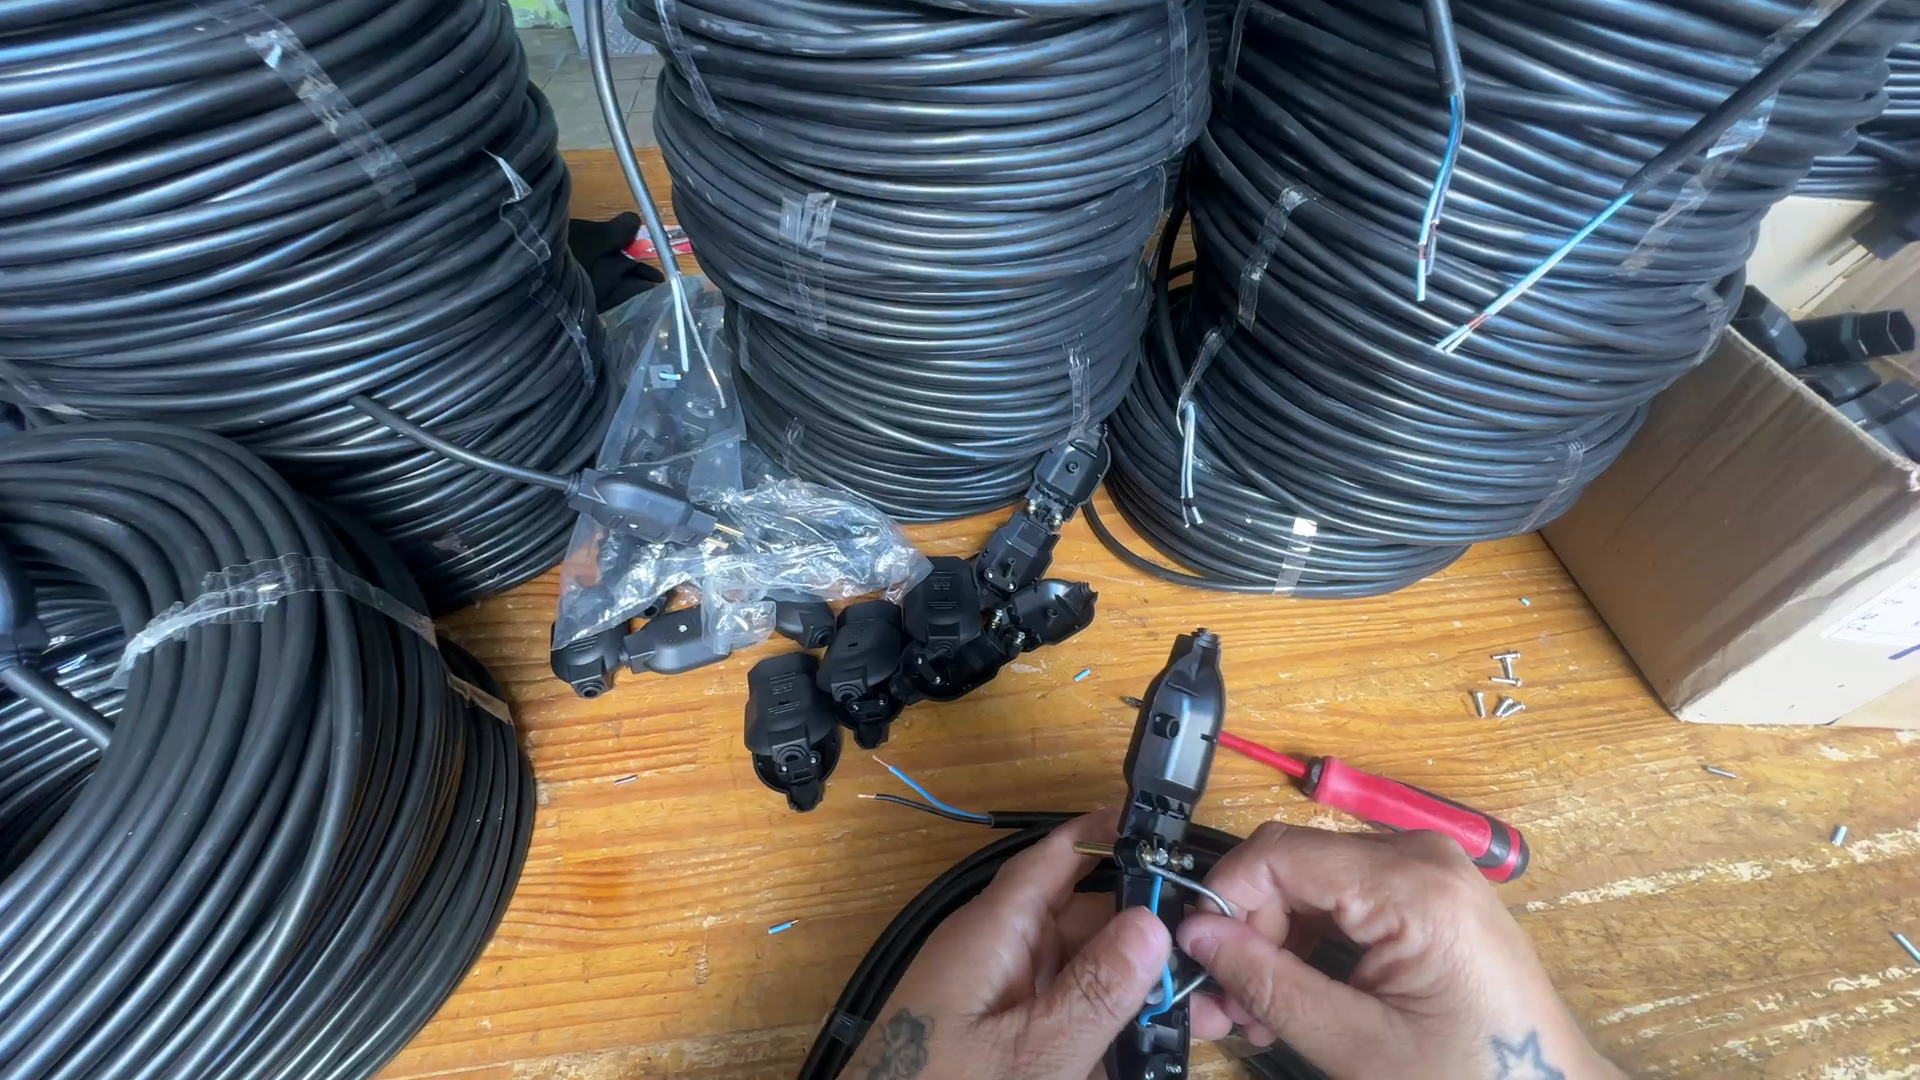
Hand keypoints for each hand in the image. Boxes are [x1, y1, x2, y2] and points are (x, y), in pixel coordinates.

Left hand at [840, 811, 1170, 1079]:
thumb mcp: (1030, 1054)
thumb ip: (1093, 992)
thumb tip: (1151, 921)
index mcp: (992, 929)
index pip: (1052, 858)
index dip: (1102, 834)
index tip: (1158, 828)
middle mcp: (995, 948)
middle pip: (1077, 916)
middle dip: (1135, 926)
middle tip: (1202, 944)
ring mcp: (995, 992)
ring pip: (1074, 968)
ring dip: (1125, 983)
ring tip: (1189, 1001)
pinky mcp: (996, 1030)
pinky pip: (1056, 1008)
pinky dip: (1097, 1021)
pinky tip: (1140, 1045)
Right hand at [1178, 824, 1623, 1079]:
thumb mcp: (1361, 1049)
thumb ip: (1269, 984)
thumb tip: (1190, 933)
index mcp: (1413, 886)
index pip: (1280, 853)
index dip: (1225, 894)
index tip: (1197, 950)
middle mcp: (1416, 852)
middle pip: (1291, 861)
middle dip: (1249, 924)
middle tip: (1228, 997)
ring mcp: (1421, 864)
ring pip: (1306, 875)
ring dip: (1272, 933)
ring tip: (1258, 1006)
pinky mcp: (1419, 883)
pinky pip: (1336, 889)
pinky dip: (1305, 932)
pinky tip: (1295, 984)